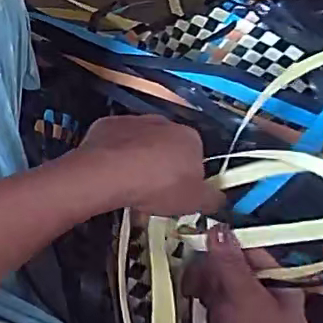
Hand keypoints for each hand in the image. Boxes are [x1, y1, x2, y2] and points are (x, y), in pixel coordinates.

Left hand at [64, 114, 220, 214]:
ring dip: (135, 158)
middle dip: (160, 166)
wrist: (107, 173)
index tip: (176, 192)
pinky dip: (111, 153)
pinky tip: (108, 171)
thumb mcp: (195, 201)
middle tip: (151, 189)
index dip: (185, 176)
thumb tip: (218, 199)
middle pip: (165, 146)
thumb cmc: (156, 185)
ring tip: (127, 183)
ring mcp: (131, 121)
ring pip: (138, 142)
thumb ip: (212, 198)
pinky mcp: (104, 125)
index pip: (195, 155)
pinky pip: (112, 141)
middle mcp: (162, 122)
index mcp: (189, 137)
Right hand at [183, 224, 320, 322]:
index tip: (192, 239)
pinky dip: (197, 301)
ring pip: (214, 282)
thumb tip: (217, 227)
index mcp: (278, 282)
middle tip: (192, 276)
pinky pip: (208, 302)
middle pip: (227, 264)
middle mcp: (262, 292)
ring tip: (190, 294)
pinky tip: (190, 305)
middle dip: (207, 268)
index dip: (221, 243)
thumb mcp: (245, 299)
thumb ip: (229, 263)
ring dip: (199, 285)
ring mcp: (243, 309)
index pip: (247, 249)